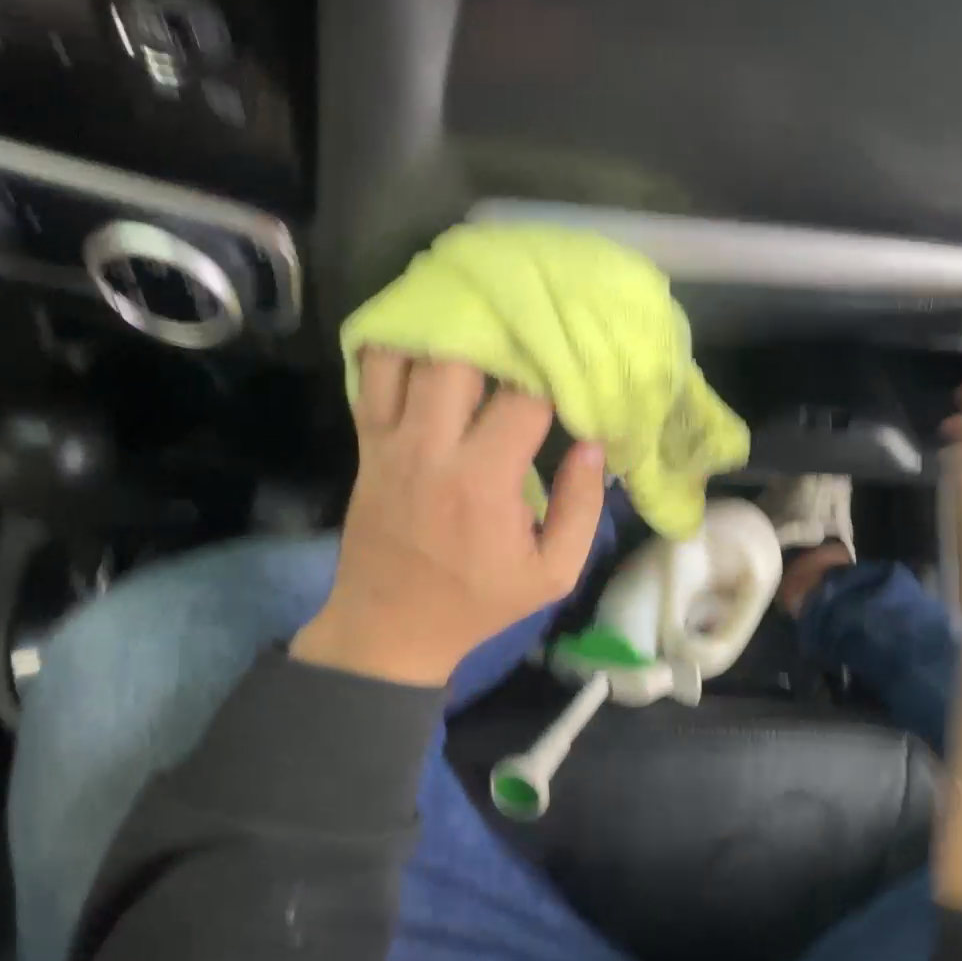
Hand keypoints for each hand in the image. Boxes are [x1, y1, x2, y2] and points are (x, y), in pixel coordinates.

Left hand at [292, 352, 607, 686]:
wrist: (387, 629)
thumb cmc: (479, 601)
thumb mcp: (554, 573)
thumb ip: (581, 506)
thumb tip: (594, 444)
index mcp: (483, 481)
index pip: (524, 399)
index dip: (555, 375)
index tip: (577, 369)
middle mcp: (430, 448)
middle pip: (457, 358)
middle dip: (498, 340)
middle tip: (529, 336)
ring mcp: (390, 442)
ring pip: (406, 356)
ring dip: (445, 336)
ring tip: (483, 331)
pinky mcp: (367, 444)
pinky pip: (371, 376)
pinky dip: (400, 350)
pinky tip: (432, 343)